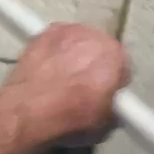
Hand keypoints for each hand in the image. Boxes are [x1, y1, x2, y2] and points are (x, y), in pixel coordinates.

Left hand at [0, 24, 130, 145]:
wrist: (30, 109)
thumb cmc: (72, 117)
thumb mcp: (105, 123)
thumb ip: (113, 104)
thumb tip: (109, 103)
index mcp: (116, 56)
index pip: (122, 66)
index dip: (113, 82)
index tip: (103, 95)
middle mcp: (97, 36)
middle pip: (101, 49)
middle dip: (95, 64)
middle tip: (82, 86)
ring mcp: (70, 30)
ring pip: (79, 41)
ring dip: (75, 54)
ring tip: (61, 77)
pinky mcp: (46, 31)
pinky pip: (57, 39)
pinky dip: (55, 50)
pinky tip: (47, 68)